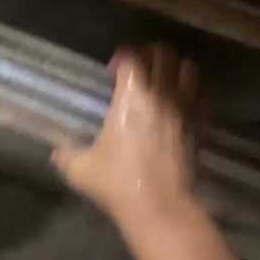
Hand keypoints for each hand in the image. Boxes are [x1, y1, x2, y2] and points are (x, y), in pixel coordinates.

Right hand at [53, 44, 200, 223]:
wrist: (159, 206)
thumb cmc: (117, 183)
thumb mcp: (80, 169)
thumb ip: (66, 154)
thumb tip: (57, 150)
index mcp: (131, 98)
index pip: (132, 57)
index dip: (122, 56)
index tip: (112, 70)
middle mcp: (161, 95)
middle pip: (163, 53)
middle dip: (149, 53)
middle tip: (138, 69)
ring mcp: (184, 108)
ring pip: (188, 68)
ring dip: (174, 67)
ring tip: (162, 79)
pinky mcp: (199, 125)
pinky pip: (201, 93)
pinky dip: (192, 88)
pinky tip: (179, 101)